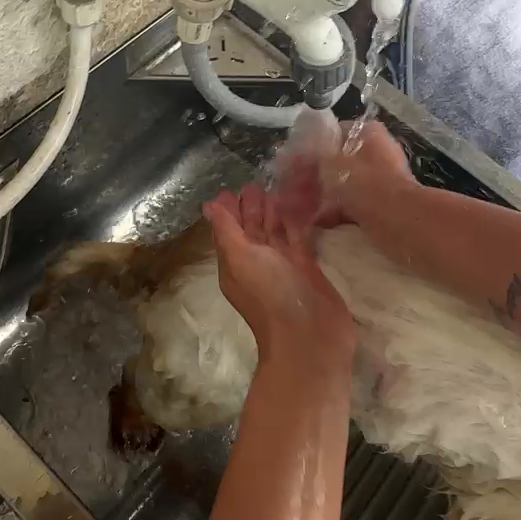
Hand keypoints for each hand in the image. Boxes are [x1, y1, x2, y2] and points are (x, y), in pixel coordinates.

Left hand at [204, 184, 354, 366]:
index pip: (229, 230)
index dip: (229, 210)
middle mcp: (258, 262)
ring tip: (275, 187)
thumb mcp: (239, 259)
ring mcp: (284, 265)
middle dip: (252, 207)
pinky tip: (298, 203)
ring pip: (276, 231)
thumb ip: (226, 230)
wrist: (310, 336)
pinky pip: (298, 237)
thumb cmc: (270, 295)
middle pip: (252, 229)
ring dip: (274, 211)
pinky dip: (296, 221)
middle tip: (255, 183)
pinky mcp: (307, 266)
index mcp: (236, 262)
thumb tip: (210, 205)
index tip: (232, 189)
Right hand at [287, 119, 413, 226]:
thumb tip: (298, 153)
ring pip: (346, 183)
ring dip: (328, 194)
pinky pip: (354, 203)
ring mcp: (383, 177)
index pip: (335, 131)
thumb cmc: (362, 183)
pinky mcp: (384, 201)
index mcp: (368, 132)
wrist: (396, 219)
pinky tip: (320, 220)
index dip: (314, 144)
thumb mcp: (329, 162)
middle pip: (340, 159)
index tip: (298, 159)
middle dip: (320, 174)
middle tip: (300, 185)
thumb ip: (312, 154)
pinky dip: (338, 211)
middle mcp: (378, 150)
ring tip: (306, 205)